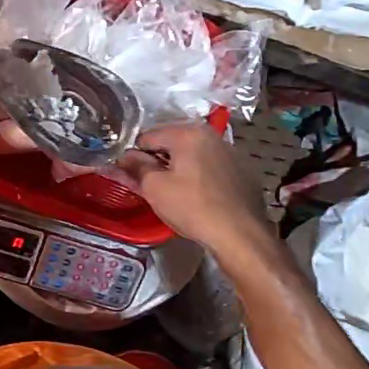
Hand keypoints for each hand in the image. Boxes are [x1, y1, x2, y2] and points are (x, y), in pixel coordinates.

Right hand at [119, 125, 269, 253]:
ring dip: (179, 169)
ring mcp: (231, 153)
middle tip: (150, 187)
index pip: (147, 137)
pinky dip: (200, 177)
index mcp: (188, 133)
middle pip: (171, 144)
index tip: (131, 176)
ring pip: (192, 156)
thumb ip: (136, 168)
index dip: (134, 156)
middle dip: (157, 161)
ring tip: (175, 194)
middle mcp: (212, 136)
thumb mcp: (155, 188)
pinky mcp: (243, 172)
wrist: (241, 235)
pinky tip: (199, 198)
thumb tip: (124, 158)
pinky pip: (211, 168)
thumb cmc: (192, 207)